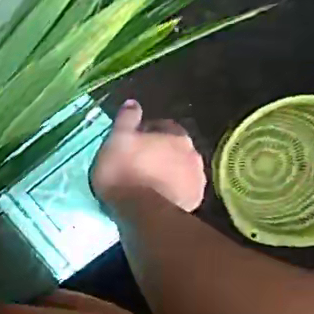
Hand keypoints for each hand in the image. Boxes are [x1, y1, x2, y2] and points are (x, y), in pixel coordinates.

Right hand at [91, 100, 206, 213]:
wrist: (141, 211)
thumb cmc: (125, 171)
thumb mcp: (116, 140)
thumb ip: (126, 119)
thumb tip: (133, 102)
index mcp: (176, 136)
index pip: (164, 126)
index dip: (147, 132)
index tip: (132, 142)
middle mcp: (193, 154)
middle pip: (175, 148)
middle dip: (161, 152)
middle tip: (140, 162)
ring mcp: (197, 179)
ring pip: (181, 169)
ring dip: (168, 172)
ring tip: (148, 182)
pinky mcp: (194, 200)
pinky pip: (183, 190)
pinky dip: (173, 190)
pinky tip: (159, 196)